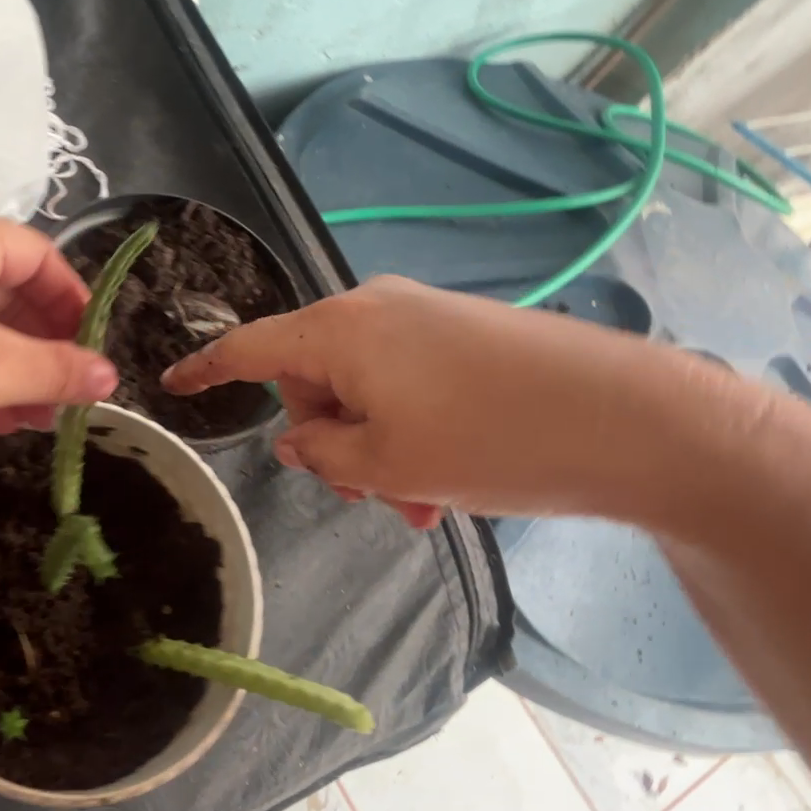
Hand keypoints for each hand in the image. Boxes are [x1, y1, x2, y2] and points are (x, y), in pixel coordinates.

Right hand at [162, 276, 743, 527]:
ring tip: (422, 503)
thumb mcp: (386, 463)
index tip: (171, 383)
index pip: (251, 348)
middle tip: (370, 495)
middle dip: (329, 439)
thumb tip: (300, 439)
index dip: (207, 369)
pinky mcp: (466, 333)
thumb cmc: (491, 441)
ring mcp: (425, 317)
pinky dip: (409, 429)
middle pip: (312, 377)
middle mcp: (375, 307)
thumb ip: (321, 452)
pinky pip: (406, 381)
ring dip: (375, 446)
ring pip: (363, 388)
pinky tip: (448, 477)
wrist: (639, 420)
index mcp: (339, 329)